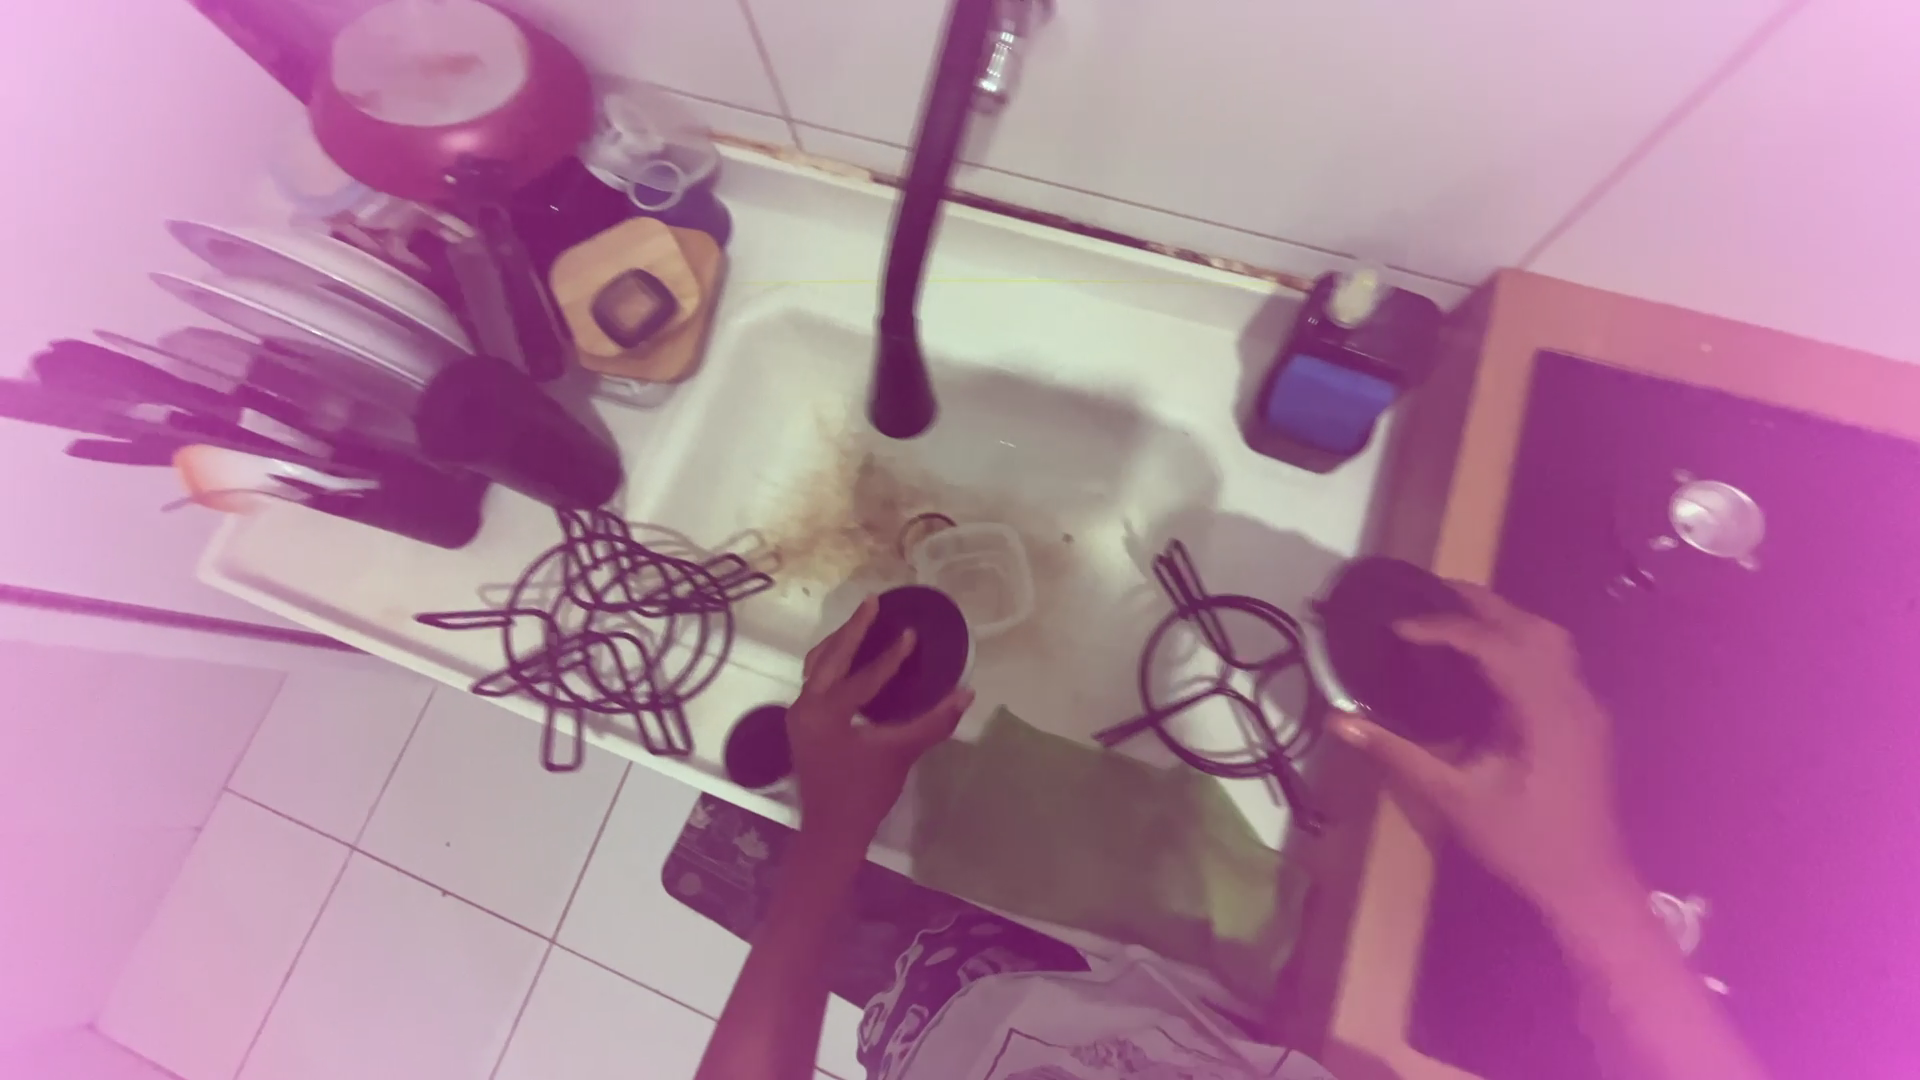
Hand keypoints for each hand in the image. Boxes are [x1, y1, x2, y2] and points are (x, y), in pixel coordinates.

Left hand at [787, 597, 973, 845]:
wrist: (831, 831)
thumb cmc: (865, 794)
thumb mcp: (900, 755)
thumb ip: (934, 722)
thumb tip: (967, 693)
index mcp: (826, 713)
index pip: (863, 676)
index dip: (890, 656)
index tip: (910, 633)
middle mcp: (805, 706)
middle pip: (829, 658)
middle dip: (852, 630)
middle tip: (872, 603)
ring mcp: (799, 714)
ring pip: (816, 666)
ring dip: (838, 643)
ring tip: (860, 622)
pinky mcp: (801, 722)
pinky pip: (814, 679)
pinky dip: (831, 663)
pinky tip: (849, 657)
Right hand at [1331, 583, 1638, 920]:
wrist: (1589, 886)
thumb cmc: (1521, 841)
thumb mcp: (1451, 797)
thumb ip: (1395, 752)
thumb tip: (1338, 719)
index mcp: (1544, 712)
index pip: (1496, 645)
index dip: (1444, 628)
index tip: (1399, 628)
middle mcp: (1571, 699)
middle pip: (1531, 627)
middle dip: (1478, 603)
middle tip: (1425, 592)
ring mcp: (1584, 708)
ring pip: (1549, 638)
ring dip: (1501, 617)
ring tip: (1450, 614)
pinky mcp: (1582, 720)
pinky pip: (1551, 659)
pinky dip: (1514, 640)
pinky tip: (1481, 656)